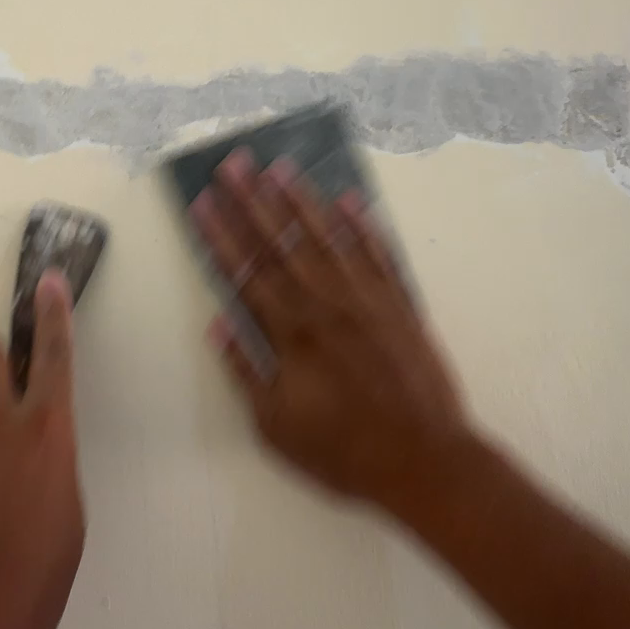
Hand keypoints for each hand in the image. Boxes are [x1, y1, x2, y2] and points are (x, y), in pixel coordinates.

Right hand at [188, 149, 475, 510]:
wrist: (427, 464)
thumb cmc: (343, 450)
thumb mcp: (275, 427)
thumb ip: (245, 371)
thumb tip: (217, 323)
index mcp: (292, 333)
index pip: (247, 272)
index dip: (221, 236)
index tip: (202, 202)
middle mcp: (326, 304)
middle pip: (282, 243)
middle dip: (253, 201)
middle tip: (234, 164)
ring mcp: (367, 300)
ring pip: (328, 238)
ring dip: (301, 200)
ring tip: (280, 165)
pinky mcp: (400, 305)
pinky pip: (379, 255)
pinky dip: (363, 225)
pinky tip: (348, 198)